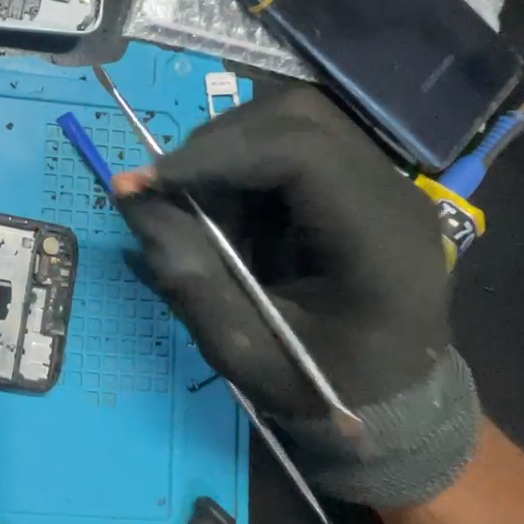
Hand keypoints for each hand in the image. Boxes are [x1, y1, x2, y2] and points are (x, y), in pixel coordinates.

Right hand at [113, 85, 478, 506]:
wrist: (392, 403)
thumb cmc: (323, 389)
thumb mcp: (244, 353)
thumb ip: (188, 277)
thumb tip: (131, 201)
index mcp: (382, 243)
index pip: (300, 155)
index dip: (215, 157)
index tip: (147, 184)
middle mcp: (392, 195)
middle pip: (298, 119)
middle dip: (216, 145)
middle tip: (165, 189)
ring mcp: (381, 181)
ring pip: (291, 121)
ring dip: (226, 151)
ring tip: (197, 205)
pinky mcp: (359, 180)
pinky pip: (291, 142)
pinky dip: (241, 163)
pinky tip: (228, 210)